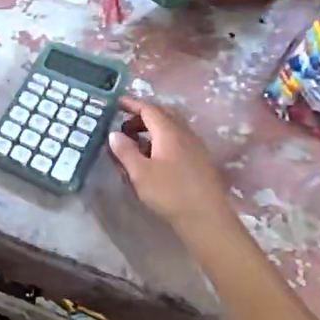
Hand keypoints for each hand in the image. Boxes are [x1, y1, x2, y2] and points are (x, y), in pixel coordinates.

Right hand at [106, 97, 237, 236]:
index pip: (149, 109)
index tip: (117, 103)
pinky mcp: (199, 159)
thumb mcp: (140, 173)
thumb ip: (125, 151)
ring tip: (137, 144)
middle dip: (142, 116)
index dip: (132, 104)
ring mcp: (195, 145)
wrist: (205, 216)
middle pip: (163, 114)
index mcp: (169, 132)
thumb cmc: (169, 193)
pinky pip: (178, 139)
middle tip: (125, 127)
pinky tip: (155, 158)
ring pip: (172, 127)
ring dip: (153, 129)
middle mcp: (184, 133)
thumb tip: (114, 134)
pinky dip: (162, 139)